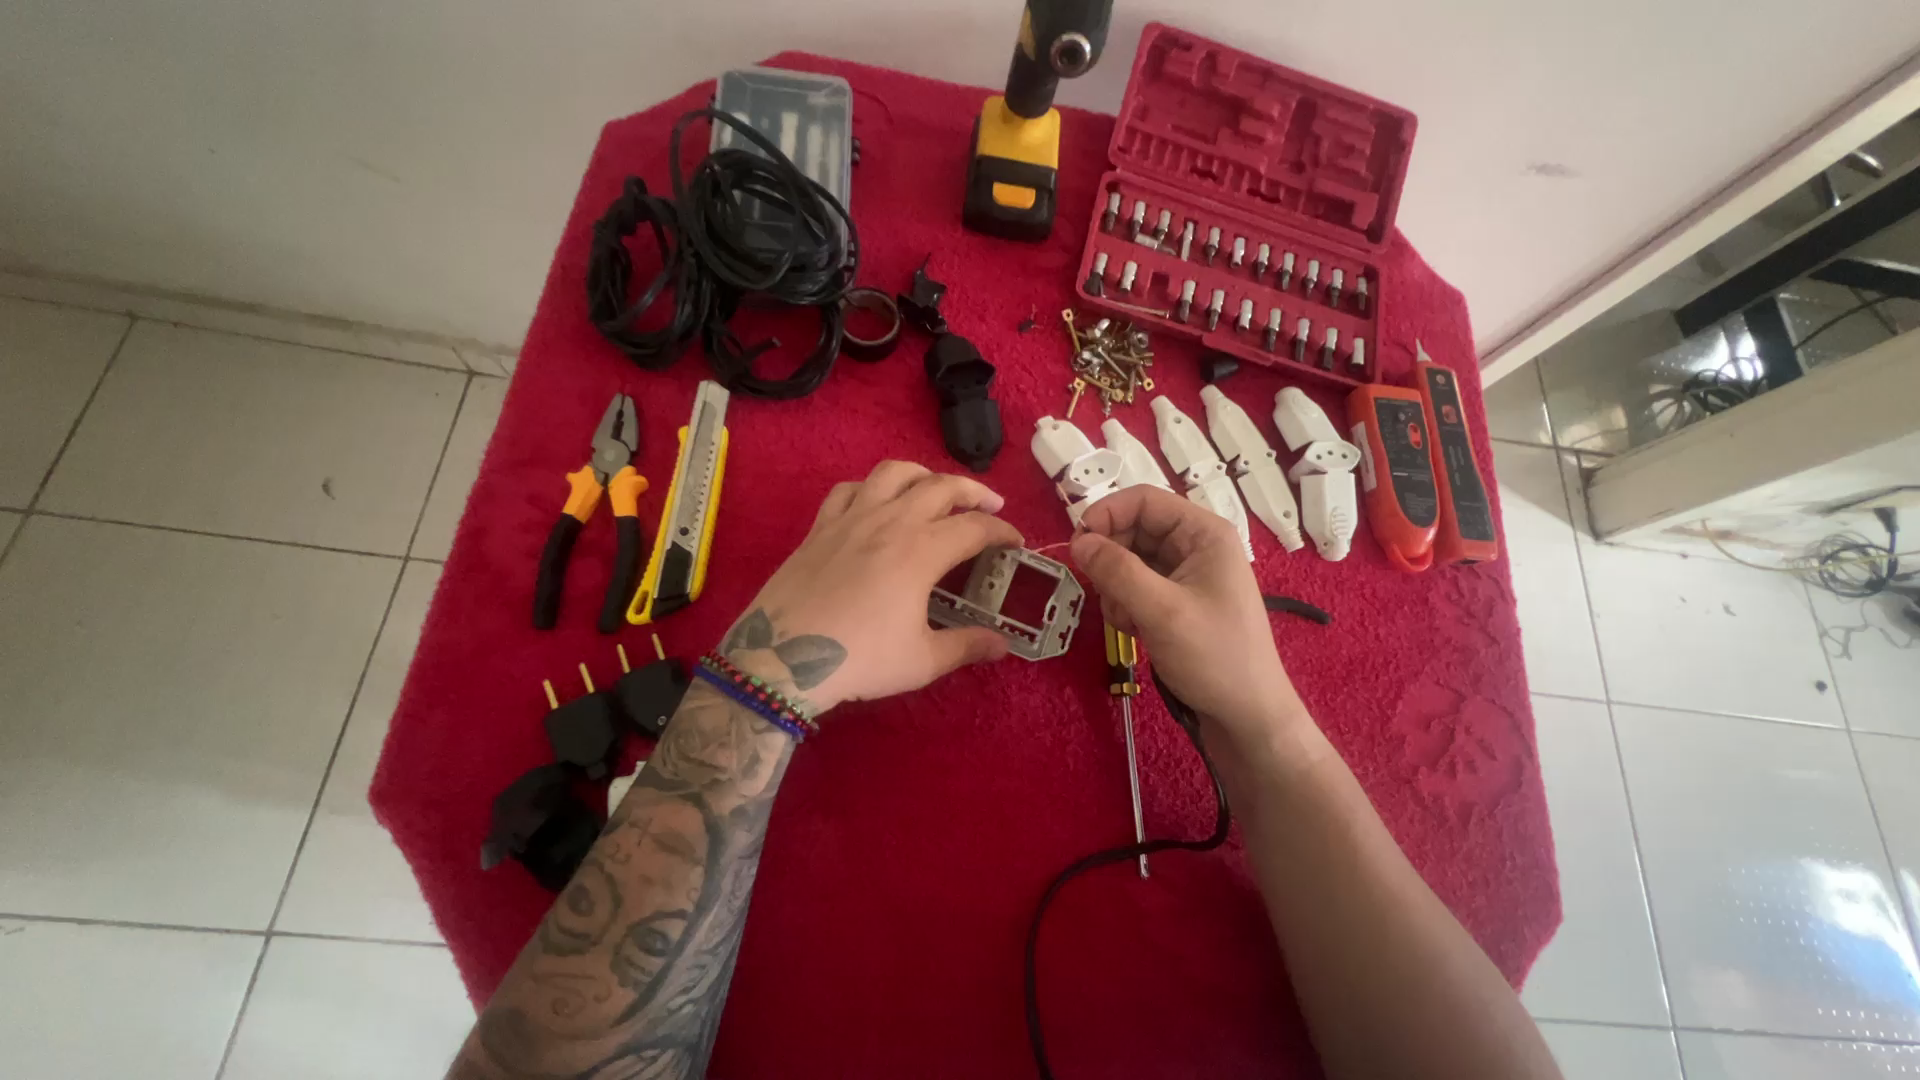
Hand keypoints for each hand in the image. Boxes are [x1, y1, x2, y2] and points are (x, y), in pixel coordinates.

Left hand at [720, 460, 1025, 715]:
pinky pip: (849, 489)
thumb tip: (1003, 646)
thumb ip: (967, 646)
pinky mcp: (820, 526)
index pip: (974, 528)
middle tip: (990, 506)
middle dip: (973, 491)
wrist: (783, 658)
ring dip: (924, 474)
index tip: (1016, 542)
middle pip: (941, 486)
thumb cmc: (860, 659)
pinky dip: (871, 487)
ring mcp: (851, 518)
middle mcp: (890, 522)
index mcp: (922, 551)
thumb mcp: (922, 661)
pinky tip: (876, 501)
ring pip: (894, 473)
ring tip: (936, 489)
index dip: (1002, 531)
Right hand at [1071, 486, 1309, 746]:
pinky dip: (1124, 604)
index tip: (1078, 546)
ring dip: (1115, 586)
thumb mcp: (1162, 610)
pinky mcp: (1176, 601)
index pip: (1143, 500)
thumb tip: (1077, 542)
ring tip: (1126, 620)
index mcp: (1204, 533)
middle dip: (1110, 558)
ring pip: (1129, 560)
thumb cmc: (1214, 658)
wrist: (1246, 716)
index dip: (1106, 514)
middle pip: (1133, 529)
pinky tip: (1133, 630)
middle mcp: (1195, 546)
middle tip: (1100, 591)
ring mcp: (1185, 575)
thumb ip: (1117, 571)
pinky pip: (1135, 586)